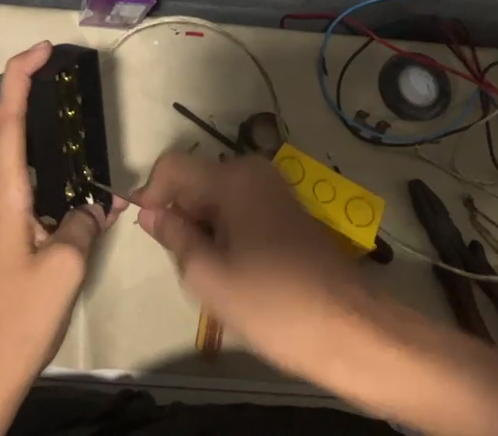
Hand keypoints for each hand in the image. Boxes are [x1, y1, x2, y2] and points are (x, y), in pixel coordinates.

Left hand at [0, 42, 123, 381]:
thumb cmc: (21, 313)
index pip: (10, 118)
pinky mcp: (1, 233)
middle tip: (74, 85)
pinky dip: (51, 177)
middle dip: (38, 100)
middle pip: (14, 132)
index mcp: (4, 191)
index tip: (43, 49)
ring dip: (49, 144)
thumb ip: (82, 222)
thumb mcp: (65, 266)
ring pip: (23, 163)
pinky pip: (27, 190)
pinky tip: (79, 191)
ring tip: (84, 135)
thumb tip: (94, 204)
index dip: (22, 76)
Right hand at [135, 150, 370, 383]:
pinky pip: (242, 210)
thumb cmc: (275, 305)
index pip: (173, 166)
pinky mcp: (290, 213)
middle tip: (183, 263)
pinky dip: (229, 234)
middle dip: (181, 215)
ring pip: (218, 199)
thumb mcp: (209, 277)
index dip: (150, 192)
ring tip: (213, 275)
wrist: (354, 332)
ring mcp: (276, 192)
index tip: (143, 229)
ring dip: (205, 229)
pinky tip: (239, 274)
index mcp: (233, 179)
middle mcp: (255, 173)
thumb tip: (152, 213)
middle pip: (197, 181)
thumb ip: (175, 237)